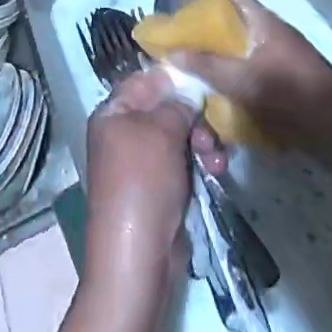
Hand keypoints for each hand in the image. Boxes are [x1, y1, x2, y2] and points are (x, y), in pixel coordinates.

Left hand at [82, 69, 222, 281]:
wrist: (138, 254)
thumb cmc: (143, 181)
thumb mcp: (162, 131)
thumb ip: (178, 103)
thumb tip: (190, 89)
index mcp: (113, 113)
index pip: (144, 80)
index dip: (173, 77)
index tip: (204, 78)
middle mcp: (124, 132)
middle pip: (166, 107)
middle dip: (194, 116)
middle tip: (209, 130)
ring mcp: (142, 160)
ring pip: (180, 134)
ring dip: (203, 140)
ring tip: (216, 159)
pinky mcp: (160, 184)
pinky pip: (184, 159)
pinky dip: (201, 161)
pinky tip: (217, 170)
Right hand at [165, 0, 331, 150]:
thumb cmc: (289, 94)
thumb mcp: (241, 80)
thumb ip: (206, 65)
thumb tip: (171, 52)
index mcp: (262, 21)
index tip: (176, 13)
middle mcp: (269, 31)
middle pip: (230, 21)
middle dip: (202, 32)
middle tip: (177, 47)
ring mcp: (277, 55)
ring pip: (237, 47)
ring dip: (215, 57)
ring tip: (191, 71)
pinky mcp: (281, 78)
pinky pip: (247, 68)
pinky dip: (230, 75)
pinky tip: (216, 93)